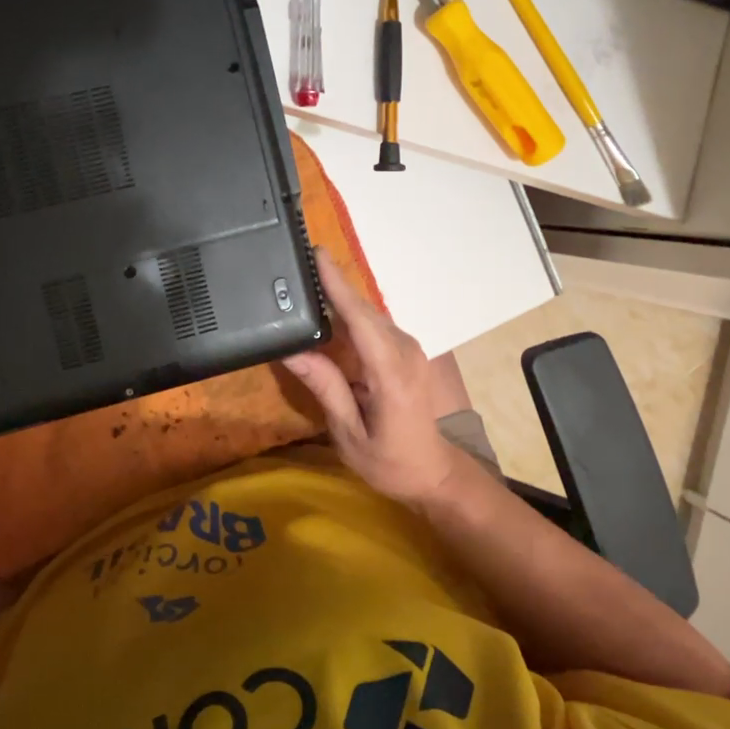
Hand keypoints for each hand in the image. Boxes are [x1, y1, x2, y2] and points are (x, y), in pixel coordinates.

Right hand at [283, 249, 465, 506]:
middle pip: (363, 310)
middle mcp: (405, 352)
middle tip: (295, 264)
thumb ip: (325, 388)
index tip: (316, 253)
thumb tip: (292, 350)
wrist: (436, 475)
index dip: (337, 285)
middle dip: (331, 285)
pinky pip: (374, 327)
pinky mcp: (406, 354)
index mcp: (391, 373)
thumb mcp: (350, 434)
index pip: (360, 318)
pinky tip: (326, 311)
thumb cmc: (392, 462)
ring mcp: (409, 350)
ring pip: (368, 316)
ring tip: (304, 282)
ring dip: (339, 298)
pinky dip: (349, 315)